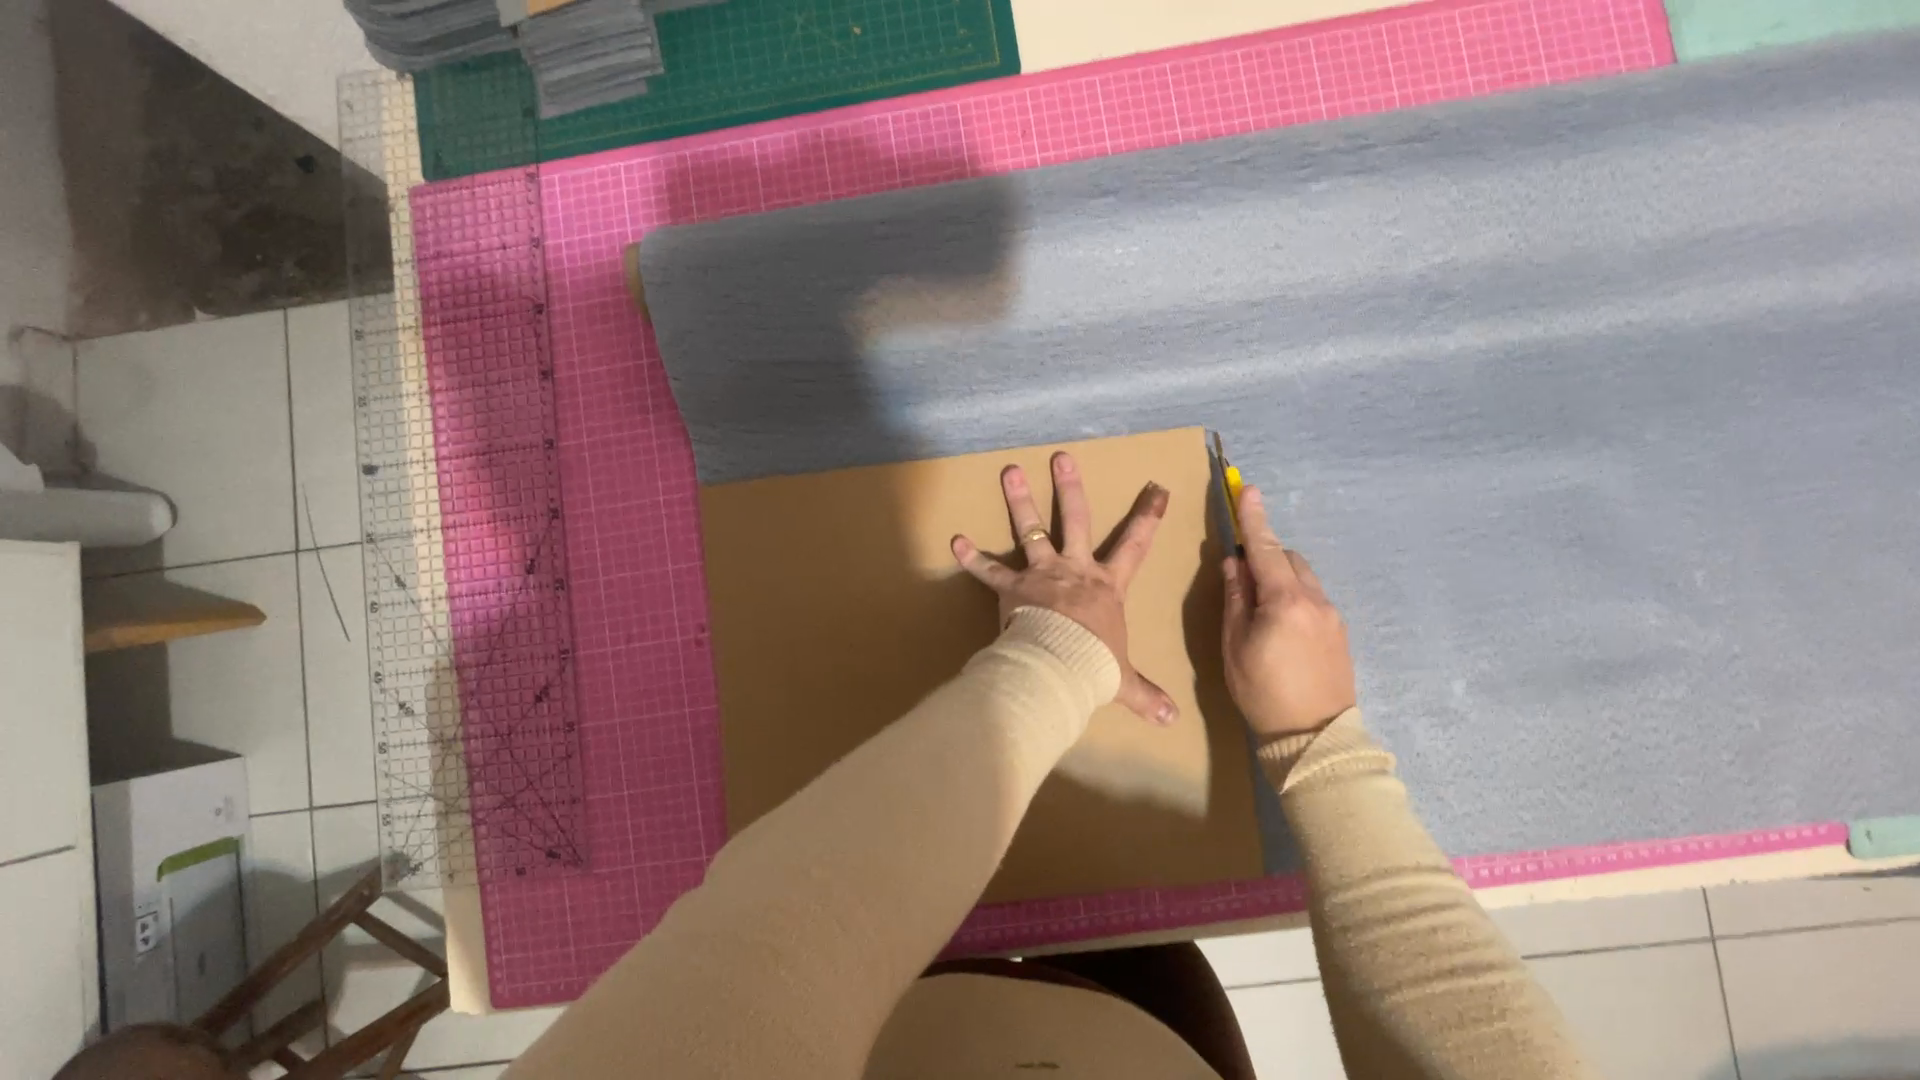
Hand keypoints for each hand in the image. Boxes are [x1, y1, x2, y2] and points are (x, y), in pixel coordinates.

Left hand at [950, 451, 1178, 724]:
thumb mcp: (1121, 678)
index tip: (1157, 488)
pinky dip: (971, 557)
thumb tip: (1172, 721)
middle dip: (1069, 488)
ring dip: (1019, 500)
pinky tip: (955, 540)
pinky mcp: (1012, 587)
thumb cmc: (1092, 666)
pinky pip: (988, 570)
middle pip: (1074, 520)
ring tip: (1010, 471)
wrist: (1058, 667)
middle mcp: (1073, 570)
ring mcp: (1041, 574)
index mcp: (1105, 586)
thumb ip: (1145, 695)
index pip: (1135, 545)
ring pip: (1031, 529)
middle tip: (1061, 458)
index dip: (1148, 516)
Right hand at [1222, 486, 1356, 739]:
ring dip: (1281, 579)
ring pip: (1304, 578)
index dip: (1253, 518)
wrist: (1314, 737)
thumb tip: (1235, 563)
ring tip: (1260, 612)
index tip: (1248, 489)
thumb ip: (1236, 598)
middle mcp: (1315, 600)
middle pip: (1289, 559)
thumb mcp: (1234, 644)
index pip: (1266, 548)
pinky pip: (1313, 599)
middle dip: (1266, 557)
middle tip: (1241, 580)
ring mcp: (1333, 616)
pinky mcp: (1340, 633)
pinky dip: (1294, 598)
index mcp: (1285, 600)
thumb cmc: (1262, 691)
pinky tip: (1281, 629)